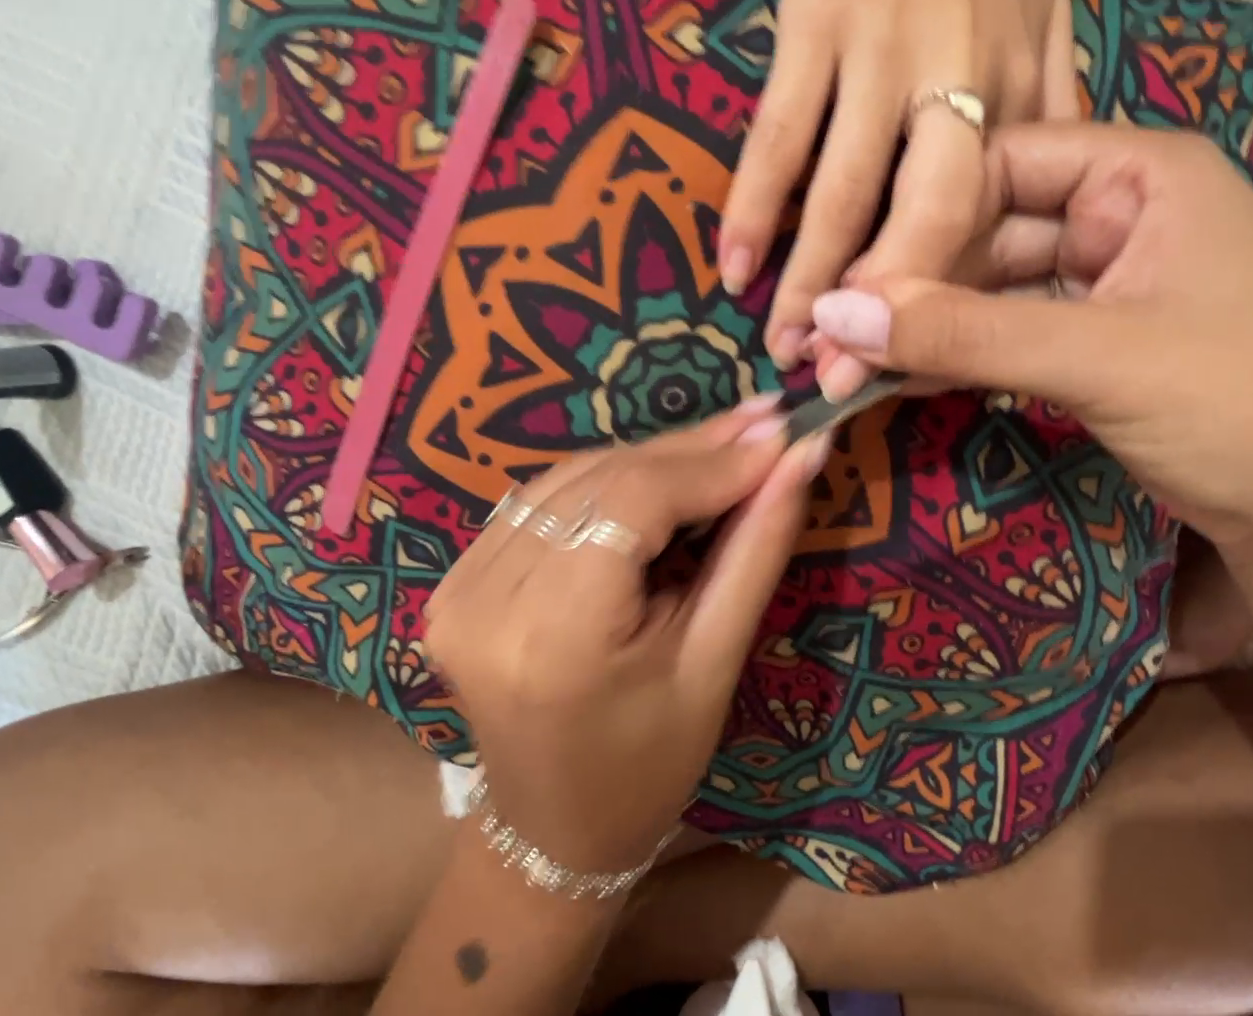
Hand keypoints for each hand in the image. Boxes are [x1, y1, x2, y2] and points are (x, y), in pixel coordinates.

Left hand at [425, 401, 829, 873]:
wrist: (557, 828)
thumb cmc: (651, 765)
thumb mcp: (715, 662)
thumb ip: (755, 551)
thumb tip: (801, 458)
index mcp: (552, 635)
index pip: (631, 502)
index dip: (710, 462)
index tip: (780, 436)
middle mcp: (486, 599)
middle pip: (597, 480)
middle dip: (687, 451)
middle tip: (762, 424)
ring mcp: (456, 588)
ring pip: (568, 480)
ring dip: (649, 460)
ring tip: (725, 449)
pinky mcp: (452, 584)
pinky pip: (540, 503)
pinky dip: (605, 485)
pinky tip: (658, 480)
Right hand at [721, 0, 1070, 377]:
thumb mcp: (1047, 8)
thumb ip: (1049, 98)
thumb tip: (1046, 190)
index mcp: (1029, 79)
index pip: (996, 218)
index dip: (952, 298)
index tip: (920, 364)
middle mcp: (966, 76)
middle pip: (930, 220)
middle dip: (883, 312)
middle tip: (841, 384)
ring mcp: (886, 49)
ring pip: (849, 191)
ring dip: (811, 278)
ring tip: (783, 347)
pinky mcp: (817, 19)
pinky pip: (782, 133)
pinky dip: (751, 203)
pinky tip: (732, 267)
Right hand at [805, 123, 1252, 546]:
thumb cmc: (1242, 402)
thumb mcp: (1096, 356)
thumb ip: (961, 331)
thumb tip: (831, 314)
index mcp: (1142, 174)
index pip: (997, 164)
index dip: (915, 220)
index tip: (839, 282)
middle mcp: (1120, 214)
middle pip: (984, 232)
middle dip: (906, 289)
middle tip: (823, 340)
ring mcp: (1104, 285)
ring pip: (988, 290)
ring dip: (921, 329)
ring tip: (839, 367)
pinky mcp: (1092, 347)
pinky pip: (1004, 335)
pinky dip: (952, 358)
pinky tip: (891, 379)